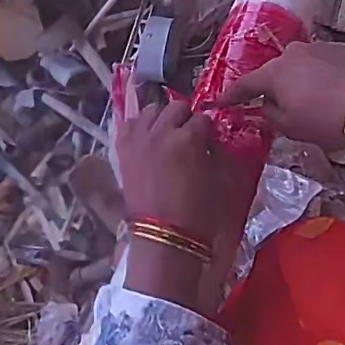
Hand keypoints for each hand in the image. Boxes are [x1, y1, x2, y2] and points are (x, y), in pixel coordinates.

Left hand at [115, 98, 229, 242]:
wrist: (164, 237)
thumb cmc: (199, 213)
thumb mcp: (220, 179)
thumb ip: (217, 151)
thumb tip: (211, 139)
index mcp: (189, 139)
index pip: (203, 119)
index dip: (208, 130)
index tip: (209, 141)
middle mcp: (161, 132)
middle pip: (176, 107)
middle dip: (186, 119)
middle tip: (189, 136)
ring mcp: (139, 139)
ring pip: (151, 110)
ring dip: (163, 119)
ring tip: (167, 136)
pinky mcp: (123, 149)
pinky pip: (130, 124)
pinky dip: (140, 127)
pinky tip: (148, 139)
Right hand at [216, 41, 344, 153]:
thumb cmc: (330, 119)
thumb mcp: (293, 128)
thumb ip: (271, 116)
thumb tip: (265, 107)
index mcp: (275, 73)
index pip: (245, 84)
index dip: (230, 96)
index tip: (217, 102)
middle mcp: (293, 53)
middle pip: (274, 73)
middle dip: (271, 89)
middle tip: (274, 108)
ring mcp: (319, 47)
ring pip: (299, 67)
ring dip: (299, 83)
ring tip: (310, 103)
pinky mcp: (343, 49)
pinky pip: (321, 65)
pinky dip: (320, 78)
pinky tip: (331, 94)